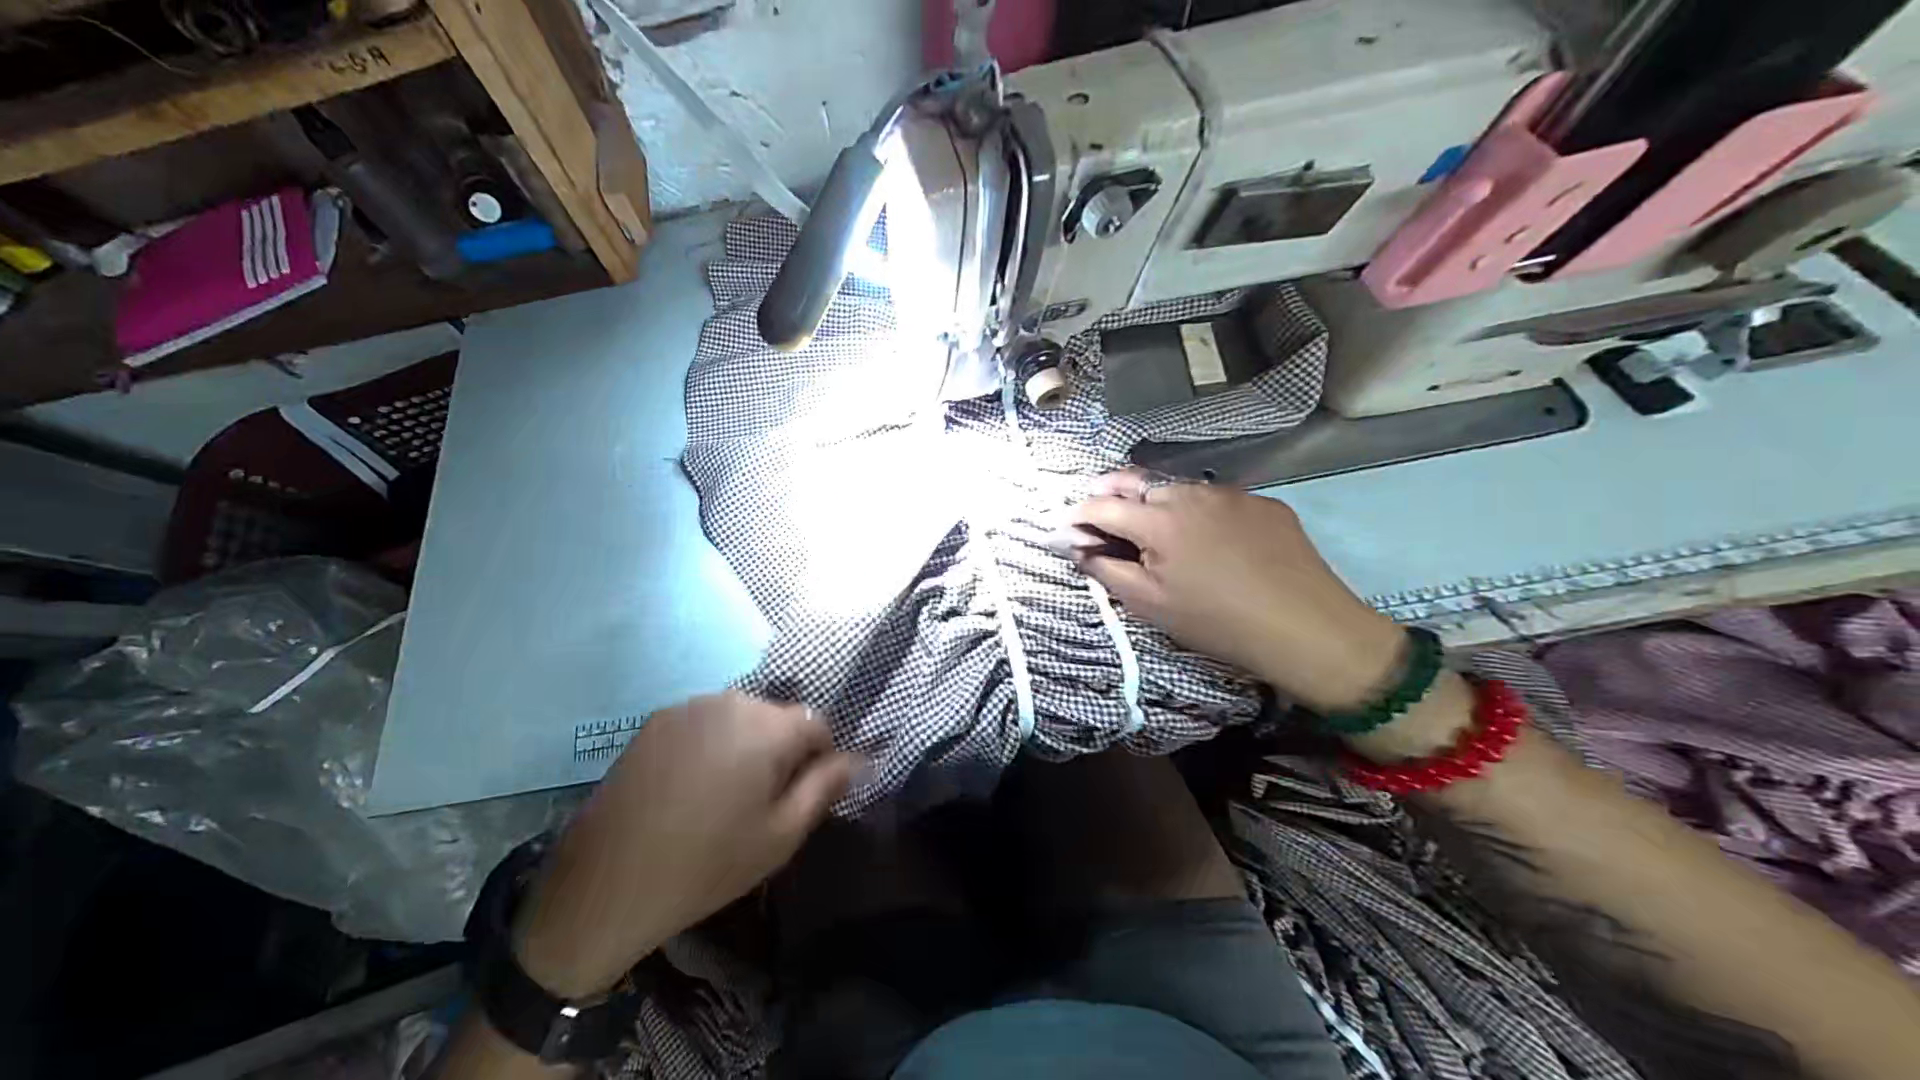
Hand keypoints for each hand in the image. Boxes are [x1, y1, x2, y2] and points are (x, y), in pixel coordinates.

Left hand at [514, 693, 859, 998]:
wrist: (604, 885)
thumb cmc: (706, 865)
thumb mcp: (781, 835)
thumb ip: (827, 786)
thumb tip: (862, 757)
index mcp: (767, 727)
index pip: (818, 724)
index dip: (820, 759)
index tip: (803, 797)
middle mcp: (730, 701)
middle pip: (778, 717)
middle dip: (783, 750)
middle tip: (764, 802)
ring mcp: (688, 707)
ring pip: (742, 717)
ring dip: (748, 744)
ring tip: (726, 796)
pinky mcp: (655, 721)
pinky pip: (706, 722)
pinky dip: (714, 744)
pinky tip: (693, 787)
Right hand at [1063, 471, 1405, 711]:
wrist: (1306, 626)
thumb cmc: (1215, 621)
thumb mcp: (1149, 603)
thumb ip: (1105, 568)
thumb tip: (1076, 544)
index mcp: (1156, 518)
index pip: (1101, 505)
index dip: (1078, 516)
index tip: (1068, 530)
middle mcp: (1189, 493)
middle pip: (1137, 484)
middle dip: (1111, 495)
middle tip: (1103, 516)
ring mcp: (1230, 494)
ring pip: (1178, 488)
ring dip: (1156, 502)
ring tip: (1155, 527)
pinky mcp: (1262, 502)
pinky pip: (1216, 500)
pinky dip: (1199, 512)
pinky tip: (1210, 539)